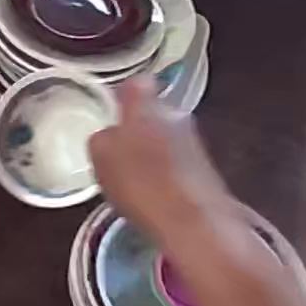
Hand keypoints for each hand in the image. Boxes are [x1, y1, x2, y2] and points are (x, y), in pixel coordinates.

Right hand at [89, 79, 235, 242]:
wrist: (193, 222)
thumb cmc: (140, 182)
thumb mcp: (100, 157)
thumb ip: (102, 137)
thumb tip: (110, 134)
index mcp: (146, 107)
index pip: (136, 83)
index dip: (124, 93)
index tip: (112, 109)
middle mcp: (174, 115)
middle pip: (152, 112)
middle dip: (137, 126)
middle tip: (116, 151)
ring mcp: (194, 141)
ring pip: (164, 136)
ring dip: (151, 150)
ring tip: (132, 178)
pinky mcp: (205, 167)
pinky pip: (175, 160)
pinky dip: (164, 170)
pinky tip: (152, 193)